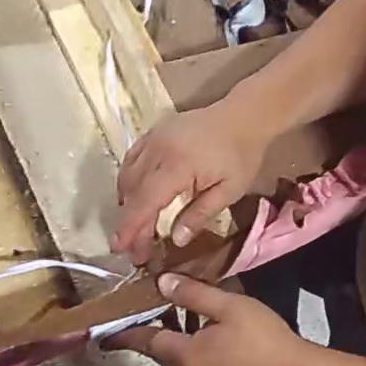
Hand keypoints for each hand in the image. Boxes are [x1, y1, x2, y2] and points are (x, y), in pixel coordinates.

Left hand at [105, 274, 309, 365]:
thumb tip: (161, 283)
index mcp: (186, 355)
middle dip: (147, 330)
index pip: (146, 341)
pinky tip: (199, 326)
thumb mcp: (227, 306)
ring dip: (170, 334)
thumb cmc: (261, 336)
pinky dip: (187, 342)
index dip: (124, 333)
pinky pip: (193, 359)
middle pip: (159, 349)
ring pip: (177, 354)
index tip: (101, 332)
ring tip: (170, 310)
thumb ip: (192, 294)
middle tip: (139, 307)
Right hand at [114, 101, 270, 263]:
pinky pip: (131, 159)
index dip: (131, 227)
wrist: (244, 115)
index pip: (146, 201)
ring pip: (128, 176)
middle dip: (130, 223)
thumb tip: (177, 239)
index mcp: (177, 166)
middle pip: (134, 192)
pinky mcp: (153, 133)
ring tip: (135, 228)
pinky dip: (128, 181)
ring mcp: (153, 138)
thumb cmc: (242, 155)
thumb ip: (200, 214)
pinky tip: (133, 197)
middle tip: (134, 249)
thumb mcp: (229, 191)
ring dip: (127, 203)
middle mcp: (158, 150)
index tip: (120, 248)